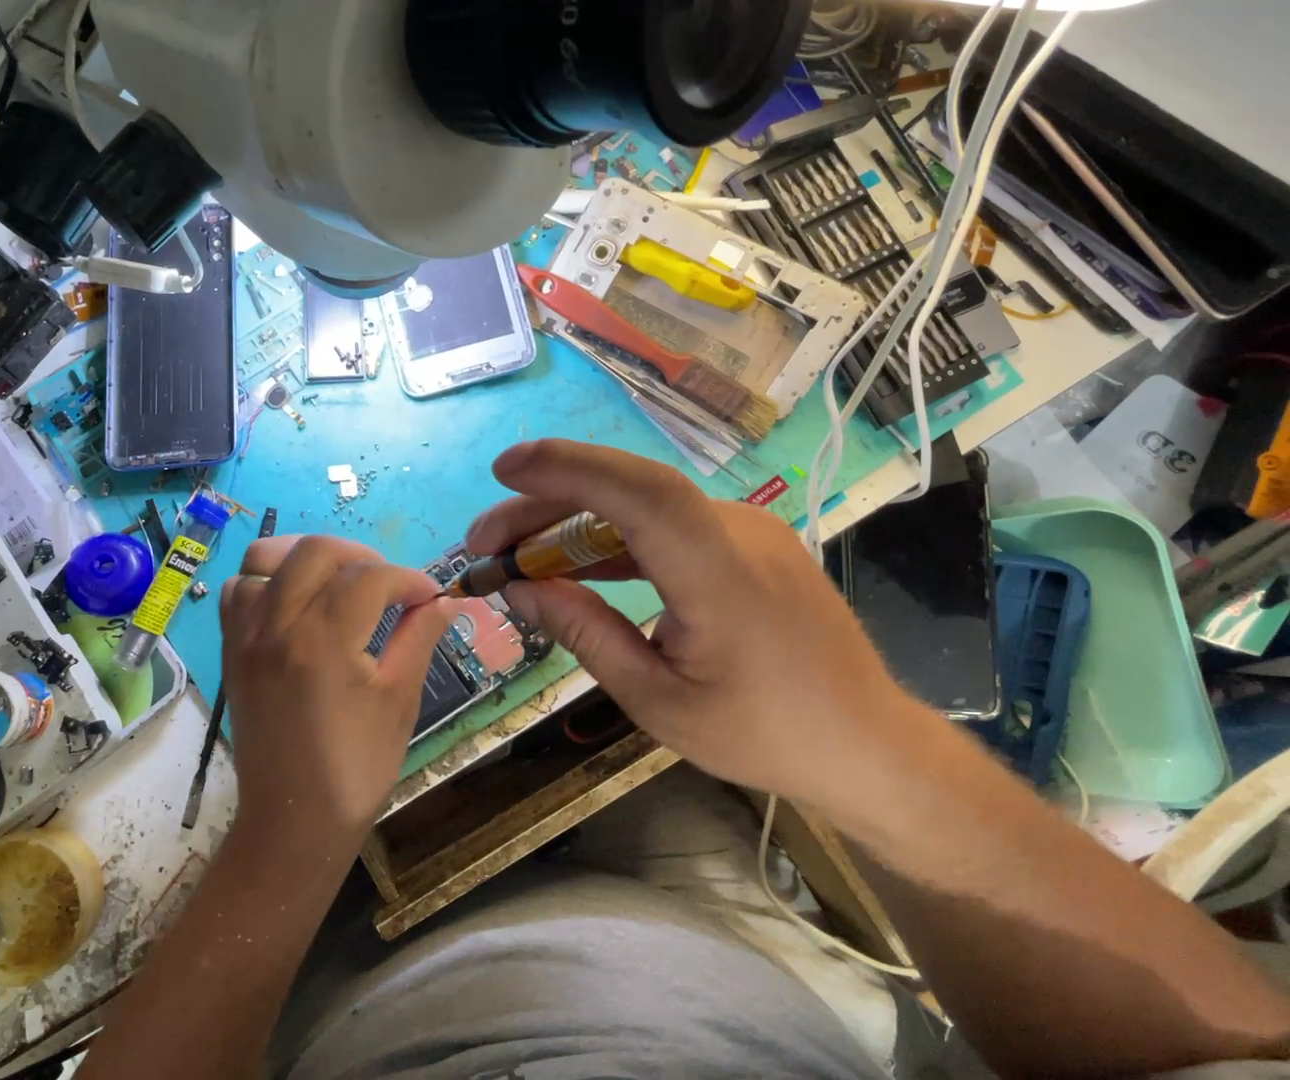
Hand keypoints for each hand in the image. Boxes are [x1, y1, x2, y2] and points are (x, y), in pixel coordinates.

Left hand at [220, 535, 458, 841]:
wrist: (293, 819)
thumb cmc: (356, 768)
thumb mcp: (399, 701)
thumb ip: (419, 638)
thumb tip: (445, 600)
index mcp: (325, 639)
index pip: (371, 577)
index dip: (409, 580)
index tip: (430, 597)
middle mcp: (278, 624)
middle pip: (316, 550)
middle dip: (361, 556)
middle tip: (388, 585)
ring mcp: (246, 635)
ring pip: (265, 558)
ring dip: (307, 558)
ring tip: (337, 583)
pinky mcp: (231, 649)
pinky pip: (237, 590)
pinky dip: (265, 581)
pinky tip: (294, 603)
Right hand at [465, 439, 931, 808]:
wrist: (867, 744)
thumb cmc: (764, 734)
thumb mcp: (658, 701)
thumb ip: (586, 635)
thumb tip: (519, 588)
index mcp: (724, 578)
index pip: (644, 494)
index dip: (571, 470)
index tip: (505, 470)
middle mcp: (741, 536)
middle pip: (630, 494)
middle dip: (546, 507)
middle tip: (483, 541)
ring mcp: (748, 534)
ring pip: (643, 507)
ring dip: (572, 524)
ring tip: (511, 554)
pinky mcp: (746, 545)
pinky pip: (666, 527)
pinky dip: (610, 540)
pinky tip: (569, 564)